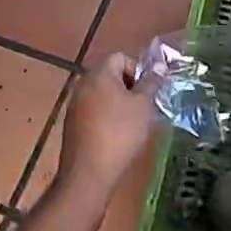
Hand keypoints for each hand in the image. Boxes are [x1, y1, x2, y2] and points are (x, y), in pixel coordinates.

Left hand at [58, 52, 162, 195]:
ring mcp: (74, 105)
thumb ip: (151, 83)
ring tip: (133, 123)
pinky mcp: (71, 125)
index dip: (139, 70)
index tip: (148, 92)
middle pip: (111, 75)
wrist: (88, 174)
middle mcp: (83, 84)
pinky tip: (117, 136)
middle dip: (130, 88)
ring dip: (119, 103)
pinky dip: (106, 117)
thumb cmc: (120, 133)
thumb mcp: (144, 105)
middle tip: (144, 107)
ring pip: (102, 94)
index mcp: (99, 74)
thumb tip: (159, 66)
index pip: (121, 57)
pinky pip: (94, 111)